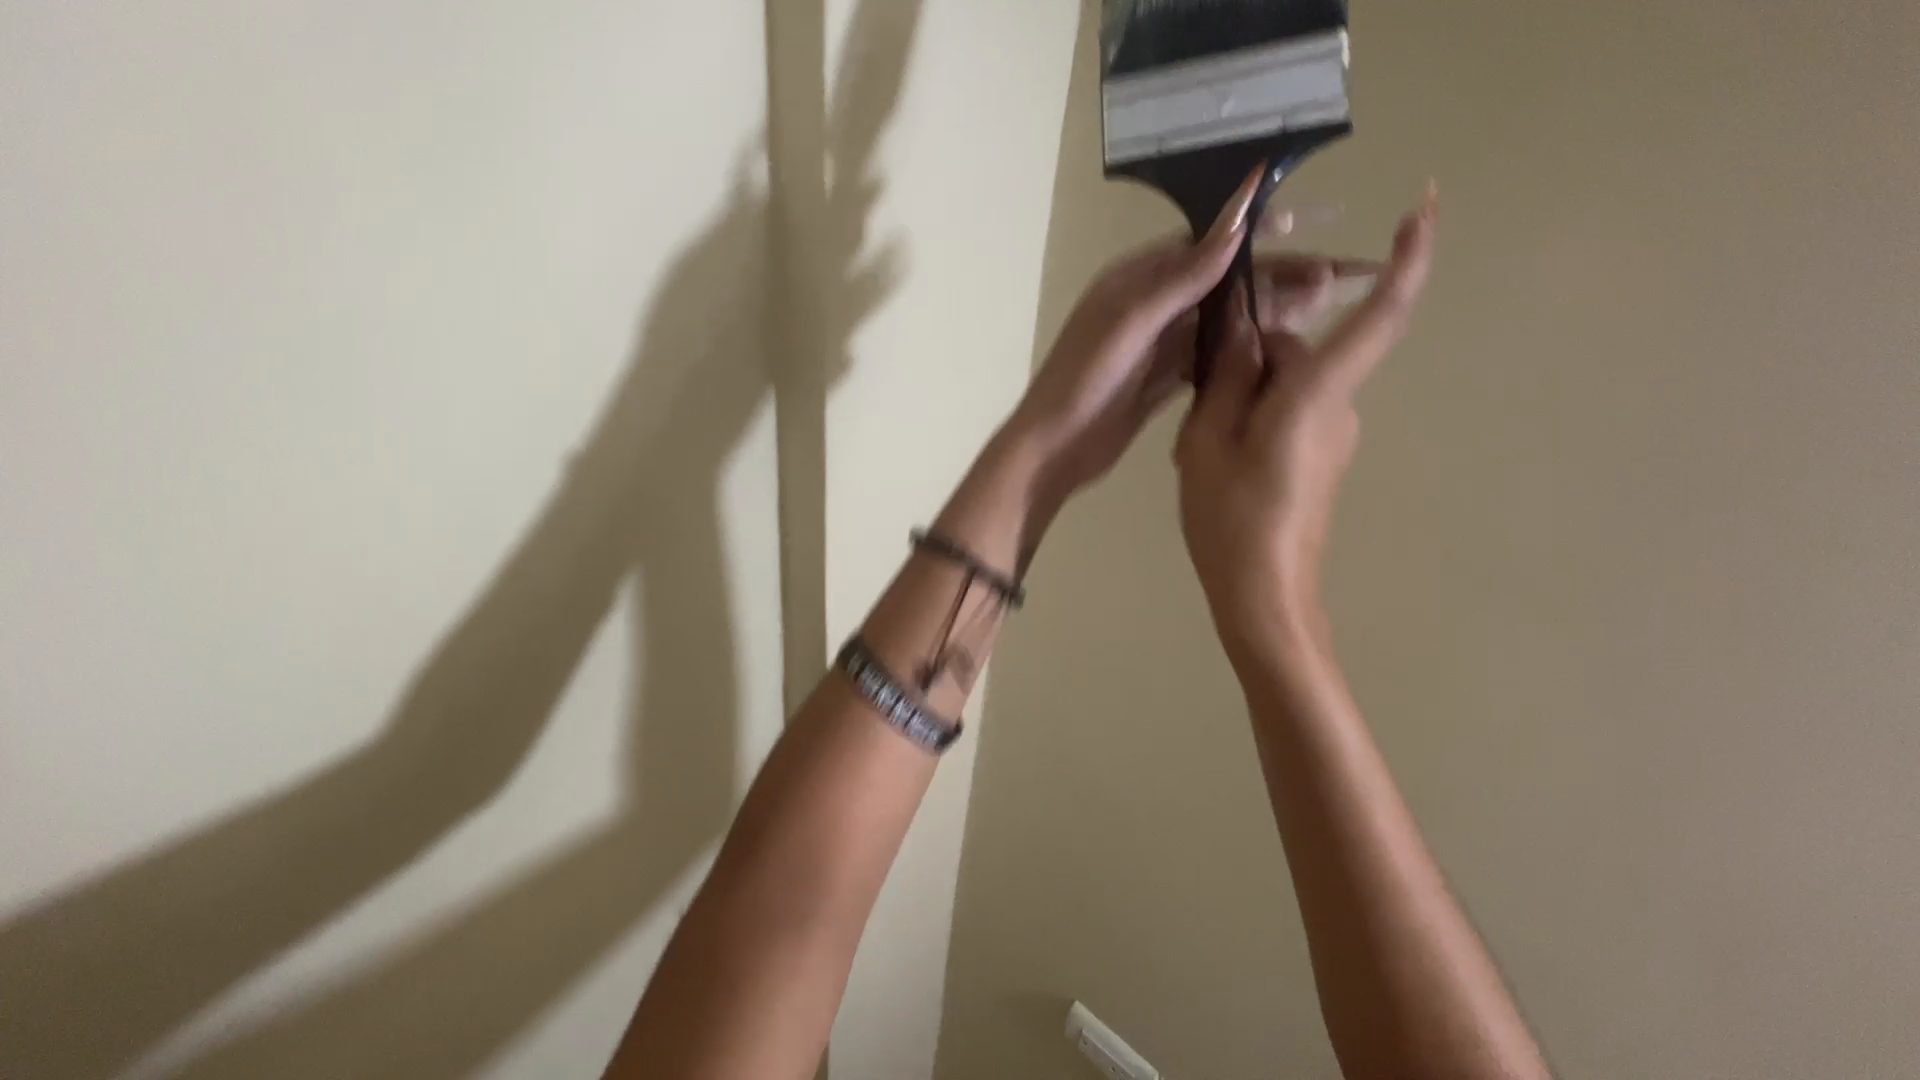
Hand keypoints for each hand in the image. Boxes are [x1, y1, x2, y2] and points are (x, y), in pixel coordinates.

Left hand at [1003, 169, 1375, 501]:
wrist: (1053, 450)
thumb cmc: (1085, 381)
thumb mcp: (1132, 322)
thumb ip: (1183, 276)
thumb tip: (1238, 219)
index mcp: (1135, 280)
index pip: (1204, 245)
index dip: (1255, 235)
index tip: (1309, 226)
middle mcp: (1148, 305)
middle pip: (1221, 283)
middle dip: (1276, 277)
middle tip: (1338, 278)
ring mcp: (1155, 344)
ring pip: (1221, 320)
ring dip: (1267, 312)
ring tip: (1324, 308)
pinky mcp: (1160, 379)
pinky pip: (1210, 355)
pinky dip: (1243, 349)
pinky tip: (1281, 350)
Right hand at [1176, 187, 1438, 652]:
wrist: (1264, 595)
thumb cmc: (1231, 519)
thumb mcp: (1206, 442)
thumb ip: (1227, 379)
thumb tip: (1244, 331)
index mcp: (1314, 395)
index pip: (1378, 318)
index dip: (1408, 260)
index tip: (1424, 207)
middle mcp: (1339, 408)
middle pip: (1300, 351)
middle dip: (1252, 357)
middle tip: (1199, 397)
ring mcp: (1336, 436)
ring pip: (1291, 384)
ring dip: (1248, 393)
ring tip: (1203, 440)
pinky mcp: (1325, 458)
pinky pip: (1292, 412)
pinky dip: (1257, 415)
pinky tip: (1222, 454)